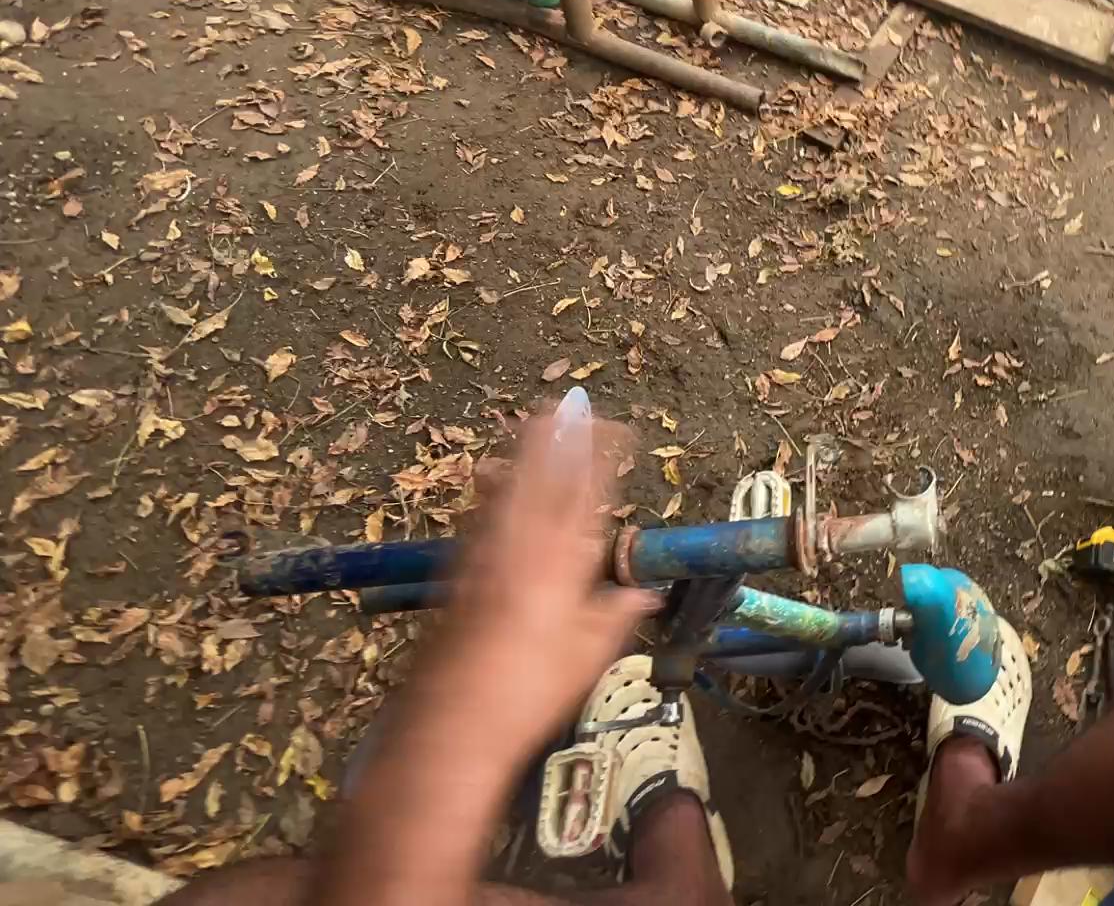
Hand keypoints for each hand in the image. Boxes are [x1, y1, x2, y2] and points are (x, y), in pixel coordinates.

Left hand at [408, 400, 661, 756]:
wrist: (444, 734)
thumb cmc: (528, 694)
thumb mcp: (588, 656)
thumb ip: (616, 615)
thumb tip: (644, 593)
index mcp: (559, 566)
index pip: (585, 496)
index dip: (602, 457)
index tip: (618, 431)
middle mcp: (518, 552)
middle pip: (538, 480)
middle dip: (556, 439)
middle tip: (570, 406)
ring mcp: (479, 561)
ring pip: (504, 491)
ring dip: (521, 453)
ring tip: (532, 421)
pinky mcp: (454, 577)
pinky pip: (476, 515)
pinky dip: (489, 487)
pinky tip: (488, 476)